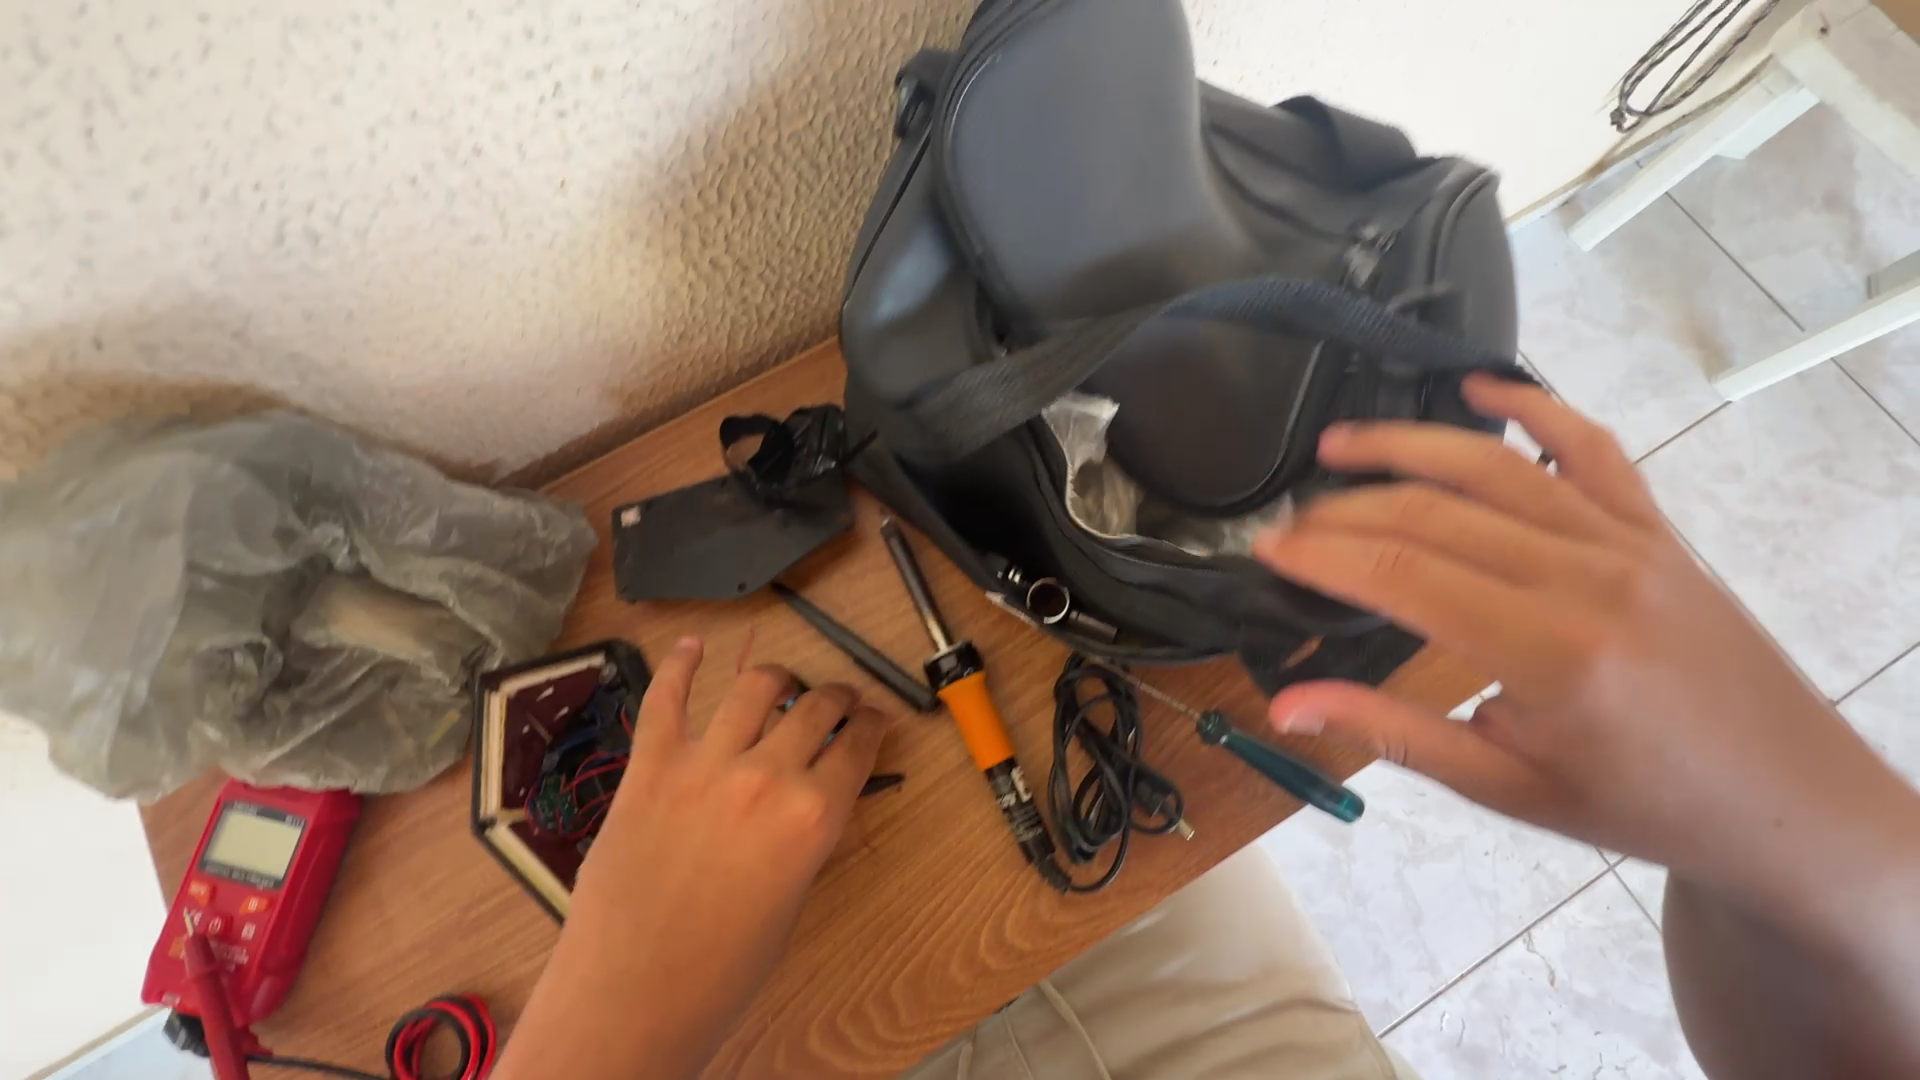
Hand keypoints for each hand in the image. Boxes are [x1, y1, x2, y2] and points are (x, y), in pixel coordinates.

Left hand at [495, 638, 892, 1079]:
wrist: (631, 999)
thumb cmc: (723, 968)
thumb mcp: (795, 896)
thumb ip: (809, 832)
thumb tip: (819, 790)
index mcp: (813, 815)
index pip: (859, 744)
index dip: (873, 724)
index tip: (874, 718)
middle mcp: (767, 776)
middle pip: (817, 706)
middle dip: (838, 696)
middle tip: (839, 700)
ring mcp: (705, 764)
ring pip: (755, 687)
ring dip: (778, 677)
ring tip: (782, 681)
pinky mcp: (651, 766)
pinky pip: (666, 700)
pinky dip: (680, 665)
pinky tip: (692, 645)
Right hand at [1251, 375, 1918, 931]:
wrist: (1794, 805)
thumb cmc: (1635, 803)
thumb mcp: (1500, 785)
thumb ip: (1387, 730)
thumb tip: (1282, 705)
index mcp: (1547, 651)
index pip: (1401, 574)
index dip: (1320, 554)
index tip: (1263, 548)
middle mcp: (1586, 578)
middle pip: (1432, 514)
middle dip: (1342, 512)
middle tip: (1286, 524)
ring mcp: (1628, 541)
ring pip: (1494, 468)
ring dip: (1404, 445)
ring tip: (1335, 445)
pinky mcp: (1655, 528)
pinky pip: (1591, 449)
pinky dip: (1533, 407)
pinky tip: (1479, 388)